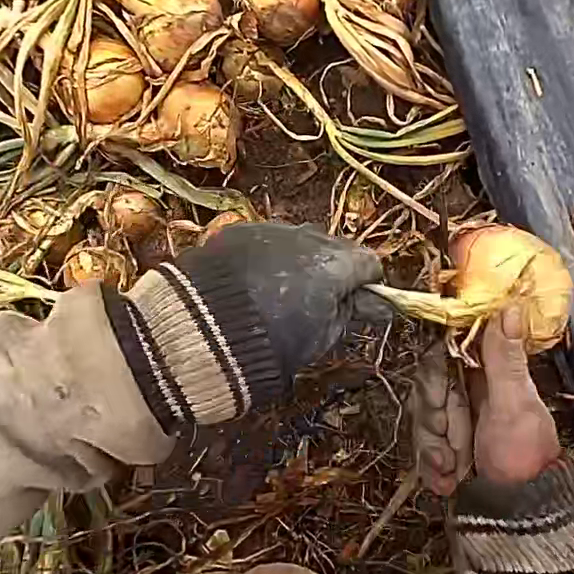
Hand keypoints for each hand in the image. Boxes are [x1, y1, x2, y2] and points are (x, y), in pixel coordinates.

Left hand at [179, 223, 383, 374]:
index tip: (360, 300)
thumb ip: (350, 313)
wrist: (200, 331)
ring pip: (304, 240)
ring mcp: (274, 230)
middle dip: (337, 269)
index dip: (368, 283)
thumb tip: (373, 304)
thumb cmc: (271, 343)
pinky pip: (270, 239)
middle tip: (323, 298)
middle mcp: (308, 237)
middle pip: (337, 247)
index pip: (369, 262)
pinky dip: (271, 256)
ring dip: (304, 260)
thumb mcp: (322, 338)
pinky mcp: (242, 230)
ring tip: (286, 289)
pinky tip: (257, 281)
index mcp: (335, 264)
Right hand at [408, 307, 561, 494]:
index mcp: (487, 372)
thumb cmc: (523, 457)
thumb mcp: (515, 406)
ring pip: (421, 418)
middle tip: (453, 448)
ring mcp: (457, 418)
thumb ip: (505, 358)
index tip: (439, 405)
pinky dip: (432, 467)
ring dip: (433, 448)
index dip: (434, 380)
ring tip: (453, 469)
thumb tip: (512, 306)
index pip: (442, 354)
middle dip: (435, 423)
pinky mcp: (446, 443)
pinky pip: (422, 445)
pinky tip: (448, 480)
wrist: (520, 517)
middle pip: (427, 389)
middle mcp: (469, 389)